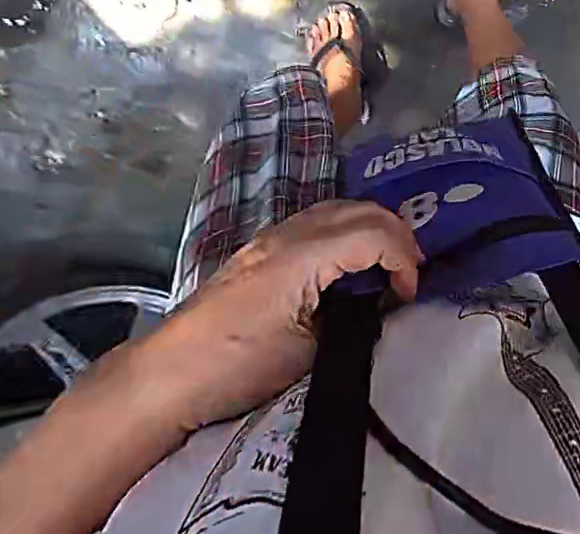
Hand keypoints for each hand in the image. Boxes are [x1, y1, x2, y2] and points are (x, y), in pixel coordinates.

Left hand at [130, 200, 423, 430]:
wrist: (168, 373)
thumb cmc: (237, 365)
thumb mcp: (305, 352)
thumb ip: (348, 318)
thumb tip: (376, 305)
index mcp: (303, 255)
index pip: (371, 234)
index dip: (403, 257)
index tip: (410, 292)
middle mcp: (290, 232)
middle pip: (359, 210)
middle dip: (396, 233)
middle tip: (411, 270)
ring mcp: (273, 235)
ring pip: (338, 208)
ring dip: (371, 226)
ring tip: (388, 260)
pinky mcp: (263, 246)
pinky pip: (318, 219)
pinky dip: (347, 229)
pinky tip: (350, 257)